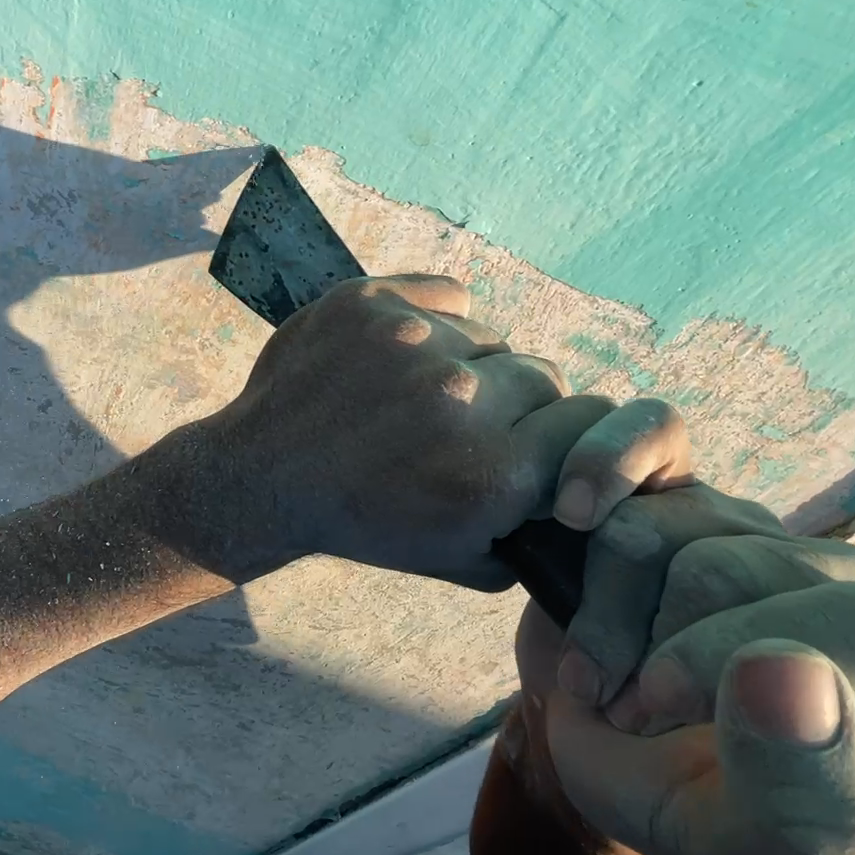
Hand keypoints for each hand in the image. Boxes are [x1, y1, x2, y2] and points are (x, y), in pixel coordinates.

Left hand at [205, 274, 670, 590]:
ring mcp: (410, 341)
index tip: (532, 441)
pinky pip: (445, 296)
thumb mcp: (459, 558)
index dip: (561, 433)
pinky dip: (435, 319)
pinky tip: (401, 356)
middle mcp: (460, 397)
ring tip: (417, 394)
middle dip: (515, 401)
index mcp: (494, 469)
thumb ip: (532, 530)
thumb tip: (581, 490)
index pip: (589, 420)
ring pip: (487, 336)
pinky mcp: (369, 302)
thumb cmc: (360, 521)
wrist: (265, 476)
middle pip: (539, 374)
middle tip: (466, 422)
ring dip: (468, 362)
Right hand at [506, 474, 854, 854]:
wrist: (598, 747)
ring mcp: (753, 522)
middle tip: (617, 703)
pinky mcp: (678, 484)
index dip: (730, 660)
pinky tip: (572, 516)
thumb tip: (788, 671)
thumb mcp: (752, 850)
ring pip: (660, 521)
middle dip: (644, 641)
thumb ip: (805, 801)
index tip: (648, 706)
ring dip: (600, 602)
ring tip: (594, 663)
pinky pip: (650, 432)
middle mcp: (841, 579)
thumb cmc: (686, 805)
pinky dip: (597, 470)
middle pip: (729, 566)